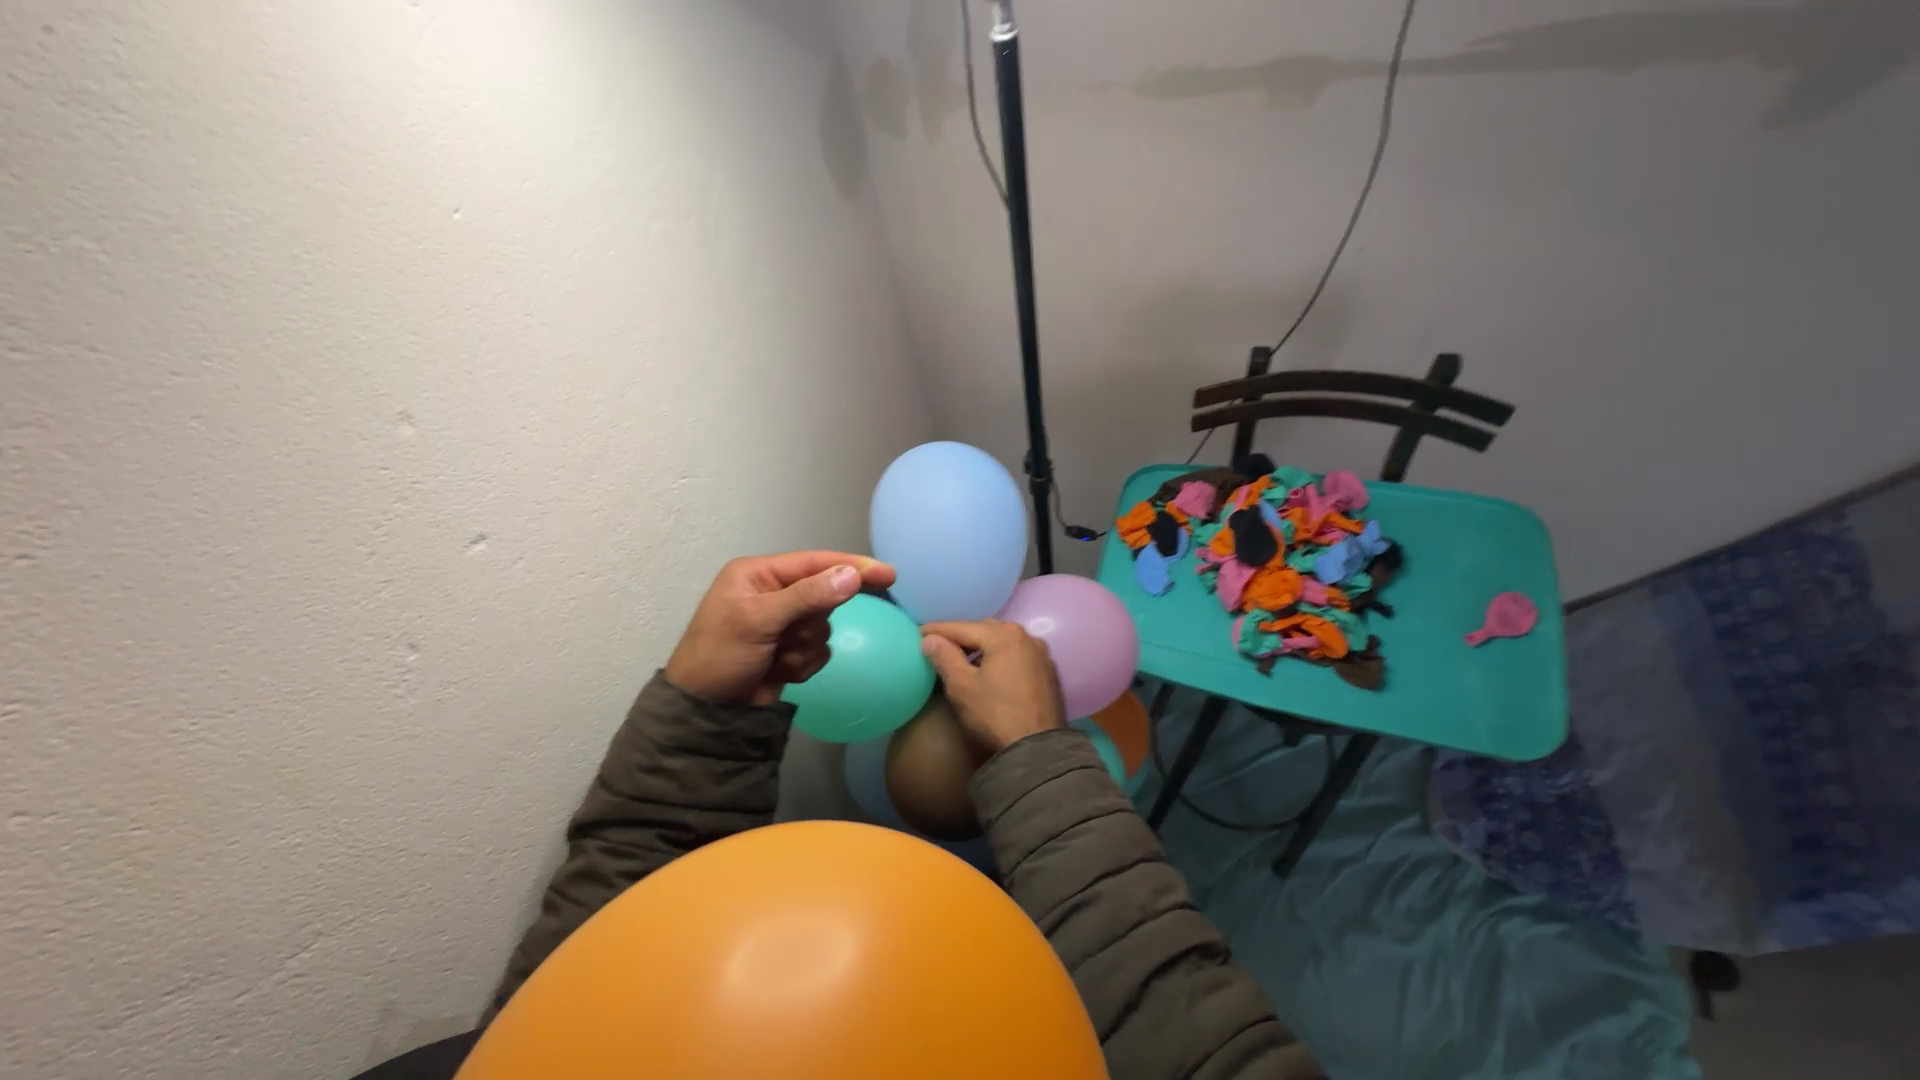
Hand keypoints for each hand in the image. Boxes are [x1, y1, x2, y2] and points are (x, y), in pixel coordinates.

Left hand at [665, 552, 896, 706]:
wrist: (706, 713)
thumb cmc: (719, 655)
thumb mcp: (759, 620)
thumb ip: (807, 596)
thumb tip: (851, 576)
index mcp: (758, 574)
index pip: (816, 563)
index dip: (853, 568)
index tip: (888, 575)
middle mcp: (772, 593)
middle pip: (824, 598)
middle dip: (809, 625)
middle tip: (785, 638)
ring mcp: (781, 624)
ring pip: (823, 628)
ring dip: (803, 649)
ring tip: (774, 659)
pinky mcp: (789, 650)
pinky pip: (819, 651)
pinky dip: (802, 664)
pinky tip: (778, 671)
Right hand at [919, 620, 1065, 753]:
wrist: (1038, 751)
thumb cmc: (995, 716)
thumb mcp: (962, 686)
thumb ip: (944, 657)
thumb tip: (930, 639)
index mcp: (1004, 635)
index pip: (961, 627)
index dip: (936, 630)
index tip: (916, 633)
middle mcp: (1026, 636)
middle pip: (984, 631)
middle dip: (961, 637)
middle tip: (938, 646)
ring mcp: (1041, 654)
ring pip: (1002, 643)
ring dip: (981, 648)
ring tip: (961, 659)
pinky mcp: (1047, 672)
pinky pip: (1016, 657)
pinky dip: (999, 659)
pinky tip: (988, 672)